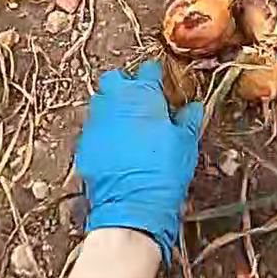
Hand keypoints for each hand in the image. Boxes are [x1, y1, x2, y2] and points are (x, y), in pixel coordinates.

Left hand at [74, 62, 203, 261]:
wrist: (131, 207)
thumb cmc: (164, 170)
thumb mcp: (186, 143)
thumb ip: (188, 120)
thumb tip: (193, 107)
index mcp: (142, 95)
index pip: (148, 71)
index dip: (156, 77)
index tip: (162, 86)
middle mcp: (114, 102)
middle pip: (115, 79)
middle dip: (126, 85)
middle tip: (141, 102)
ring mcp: (95, 123)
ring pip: (100, 102)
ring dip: (112, 107)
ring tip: (127, 124)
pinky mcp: (84, 145)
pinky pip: (93, 129)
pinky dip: (104, 132)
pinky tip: (116, 148)